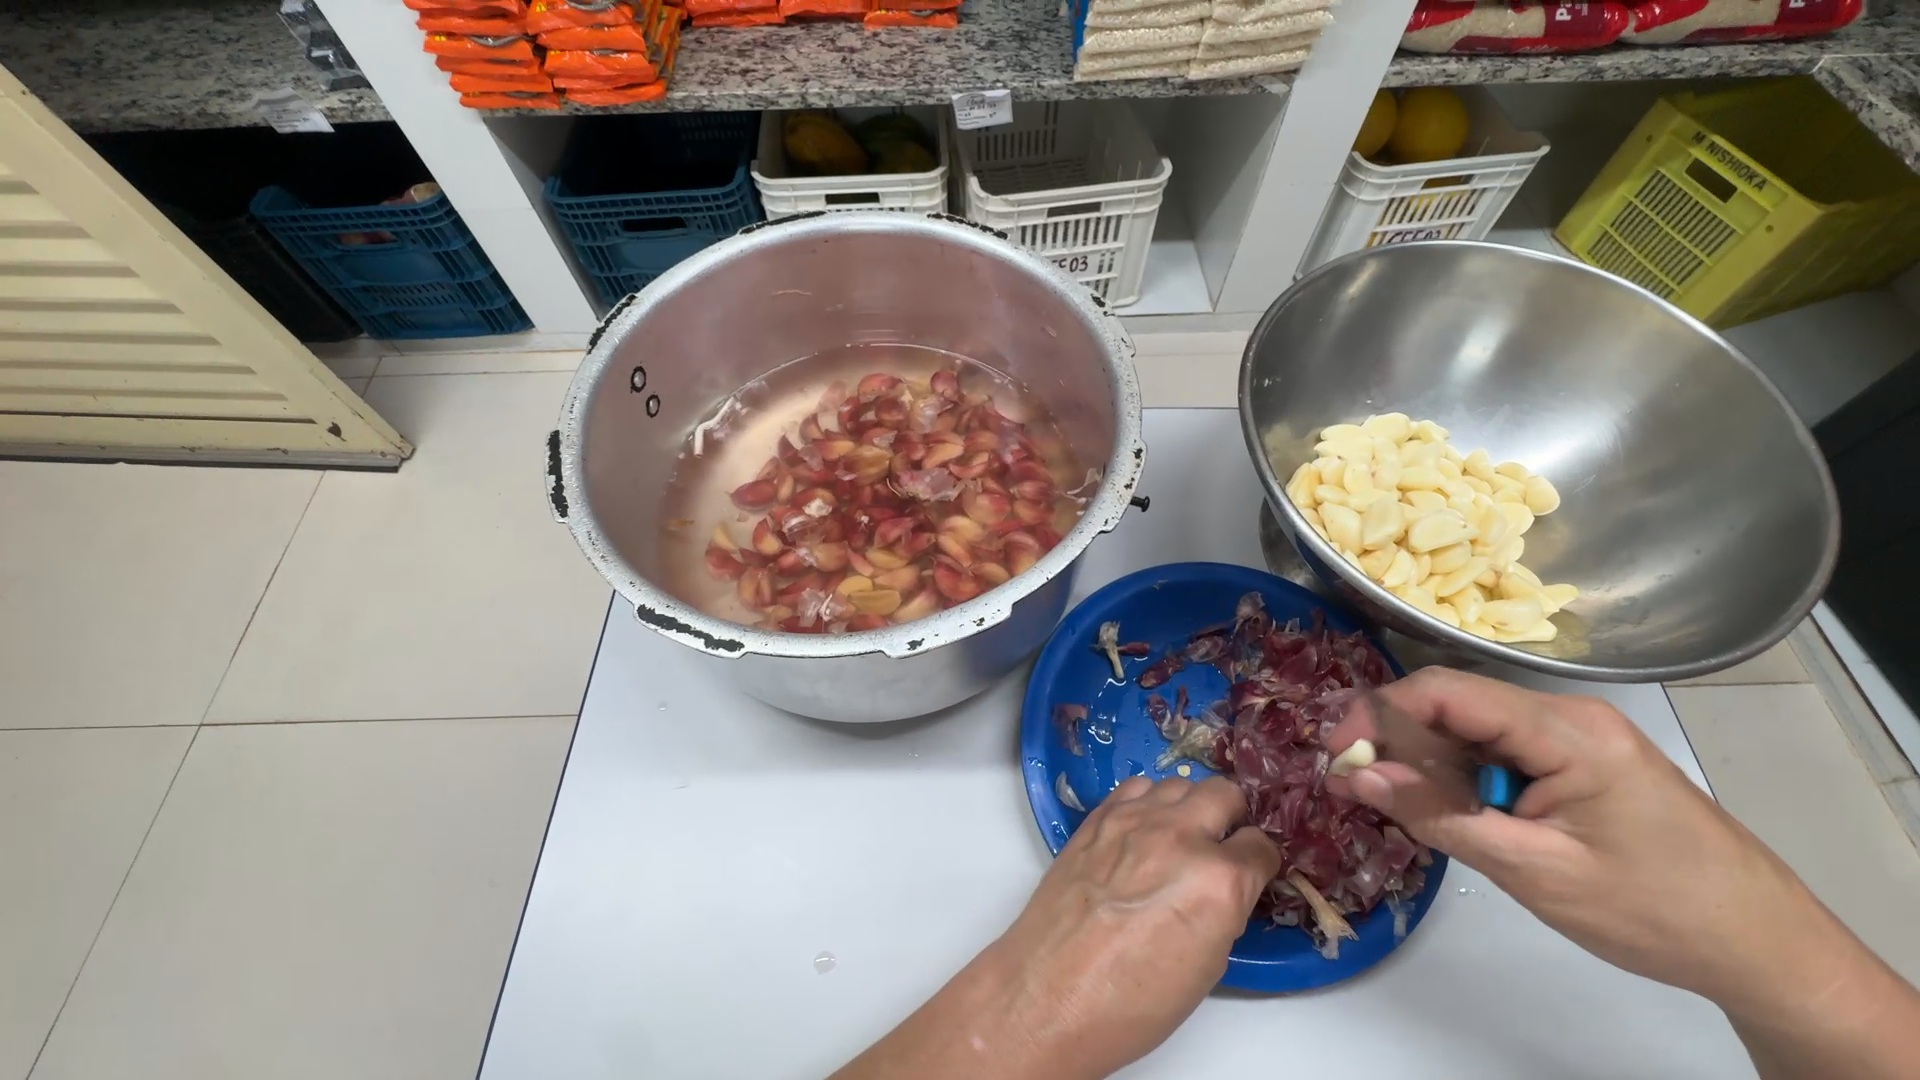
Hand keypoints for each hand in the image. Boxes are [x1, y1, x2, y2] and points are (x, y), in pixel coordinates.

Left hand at [987, 775, 1281, 1079]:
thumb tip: (1227, 886)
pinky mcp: (1098, 817)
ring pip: (1179, 784)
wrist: (1053, 992)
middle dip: (1231, 817)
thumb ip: (1226, 908)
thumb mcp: (1208, 966)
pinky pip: (1135, 788)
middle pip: (1224, 793)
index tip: (1252, 870)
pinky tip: (1142, 831)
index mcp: (1219, 880)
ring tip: (1179, 837)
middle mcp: (1180, 837)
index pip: (1261, 846)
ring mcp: (1134, 821)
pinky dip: (1147, 803)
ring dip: (1187, 806)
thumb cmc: (1134, 1002)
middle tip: (1221, 844)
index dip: (1259, 861)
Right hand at [1324, 667, 1919, 1079]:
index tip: (1337, 757)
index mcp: (1566, 731)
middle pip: (1452, 703)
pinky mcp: (1574, 758)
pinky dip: (1456, 772)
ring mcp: (1573, 735)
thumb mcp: (1535, 871)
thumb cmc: (1655, 912)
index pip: (1445, 691)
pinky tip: (1444, 806)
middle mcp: (1567, 715)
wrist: (1766, 949)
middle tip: (1352, 786)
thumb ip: (1440, 817)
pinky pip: (1495, 747)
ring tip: (1391, 802)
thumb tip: (1355, 775)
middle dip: (1393, 739)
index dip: (1379, 714)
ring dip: (1422, 759)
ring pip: (1468, 725)